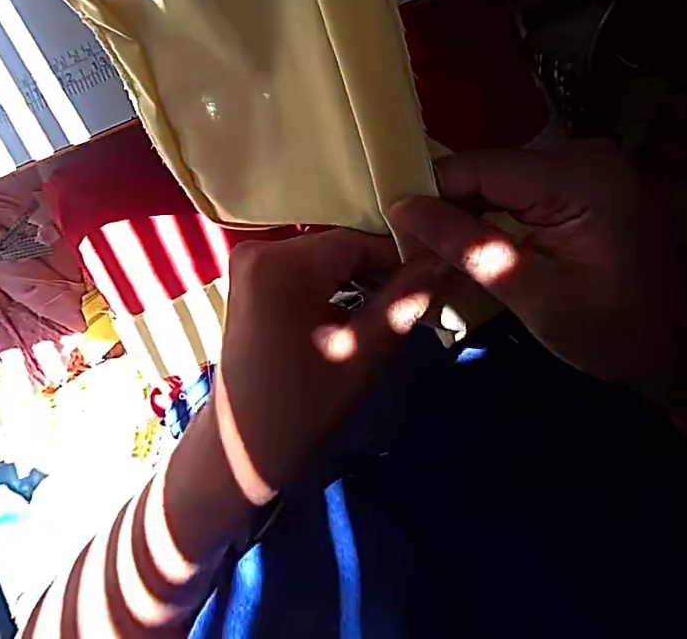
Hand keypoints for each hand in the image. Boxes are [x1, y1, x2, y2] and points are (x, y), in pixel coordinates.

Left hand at [211, 229, 441, 504]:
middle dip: (377, 266)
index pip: (357, 241)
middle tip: (413, 292)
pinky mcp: (249, 274)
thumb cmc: (304, 405)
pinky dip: (330, 277)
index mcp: (281, 262)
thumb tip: (442, 260)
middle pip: (338, 244)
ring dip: (355, 272)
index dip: (399, 258)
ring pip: (323, 252)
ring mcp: (249, 258)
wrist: (244, 446)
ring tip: (386, 300)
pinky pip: (303, 262)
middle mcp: (258, 247)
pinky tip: (351, 302)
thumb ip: (405, 300)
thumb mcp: (364, 352)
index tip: (430, 278)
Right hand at [388, 145, 685, 395]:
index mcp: (583, 178)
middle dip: (447, 203)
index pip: (480, 167)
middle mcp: (587, 153)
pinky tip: (475, 233)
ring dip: (466, 206)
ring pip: (497, 173)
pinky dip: (491, 207)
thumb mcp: (535, 298)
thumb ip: (469, 247)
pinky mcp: (584, 176)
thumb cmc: (613, 334)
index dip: (431, 192)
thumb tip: (402, 208)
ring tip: (438, 243)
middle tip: (414, 245)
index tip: (398, 228)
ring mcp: (588, 161)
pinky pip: (518, 182)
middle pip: (487, 167)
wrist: (677, 350)